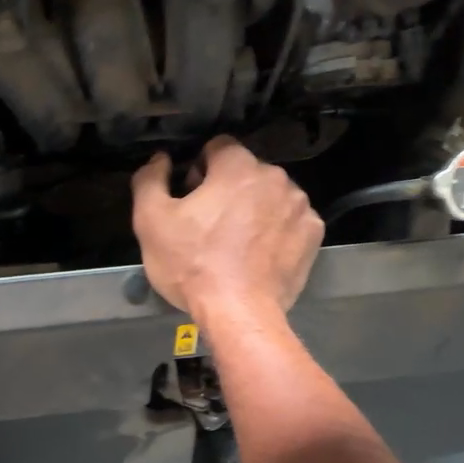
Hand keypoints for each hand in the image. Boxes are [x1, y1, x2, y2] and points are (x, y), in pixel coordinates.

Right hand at [131, 136, 324, 318]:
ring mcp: (299, 206)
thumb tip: (159, 160)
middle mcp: (275, 177)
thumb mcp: (151, 223)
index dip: (199, 172)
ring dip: (255, 212)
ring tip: (237, 248)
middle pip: (246, 174)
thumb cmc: (193, 266)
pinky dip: (277, 234)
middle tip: (210, 231)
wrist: (239, 314)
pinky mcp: (313, 235)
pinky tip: (260, 258)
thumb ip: (150, 181)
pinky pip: (291, 224)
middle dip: (228, 193)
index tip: (190, 202)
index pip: (217, 148)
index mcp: (237, 166)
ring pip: (271, 198)